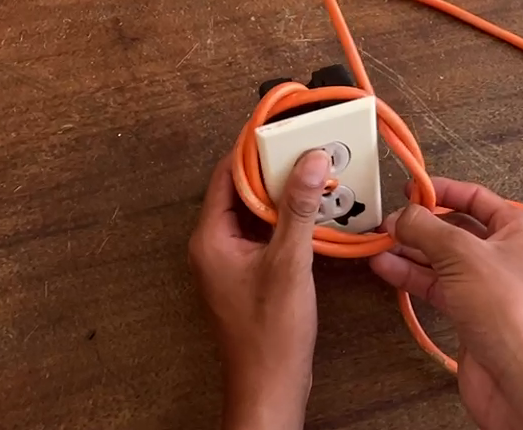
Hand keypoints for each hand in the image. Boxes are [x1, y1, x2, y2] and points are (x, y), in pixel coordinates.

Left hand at [189, 148, 332, 429]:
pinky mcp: (247, 273)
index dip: (252, 150)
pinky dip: (284, 218)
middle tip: (303, 149)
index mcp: (210, 237)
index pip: (226, 175)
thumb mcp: (289, 263)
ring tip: (312, 174)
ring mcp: (230, 260)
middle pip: (241, 190)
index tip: (280, 129)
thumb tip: (310, 160)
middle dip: (272, 170)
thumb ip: (299, 209)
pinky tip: (311, 212)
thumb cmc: (271, 334)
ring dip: (281, 194)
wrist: (270, 392)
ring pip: (254, 211)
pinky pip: (263, 232)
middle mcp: (214, 244)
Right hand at [369, 179, 522, 429]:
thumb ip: (426, 228)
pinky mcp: (468, 314)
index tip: (412, 189)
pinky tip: (386, 267)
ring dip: (410, 249)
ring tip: (379, 242)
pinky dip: (411, 274)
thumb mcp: (462, 254)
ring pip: (440, 258)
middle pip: (454, 228)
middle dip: (420, 224)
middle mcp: (502, 255)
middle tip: (390, 220)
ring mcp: (484, 286)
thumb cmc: (507, 310)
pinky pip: (435, 285)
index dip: (443, 190)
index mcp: (515, 230)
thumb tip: (401, 215)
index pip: (475, 197)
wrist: (520, 381)